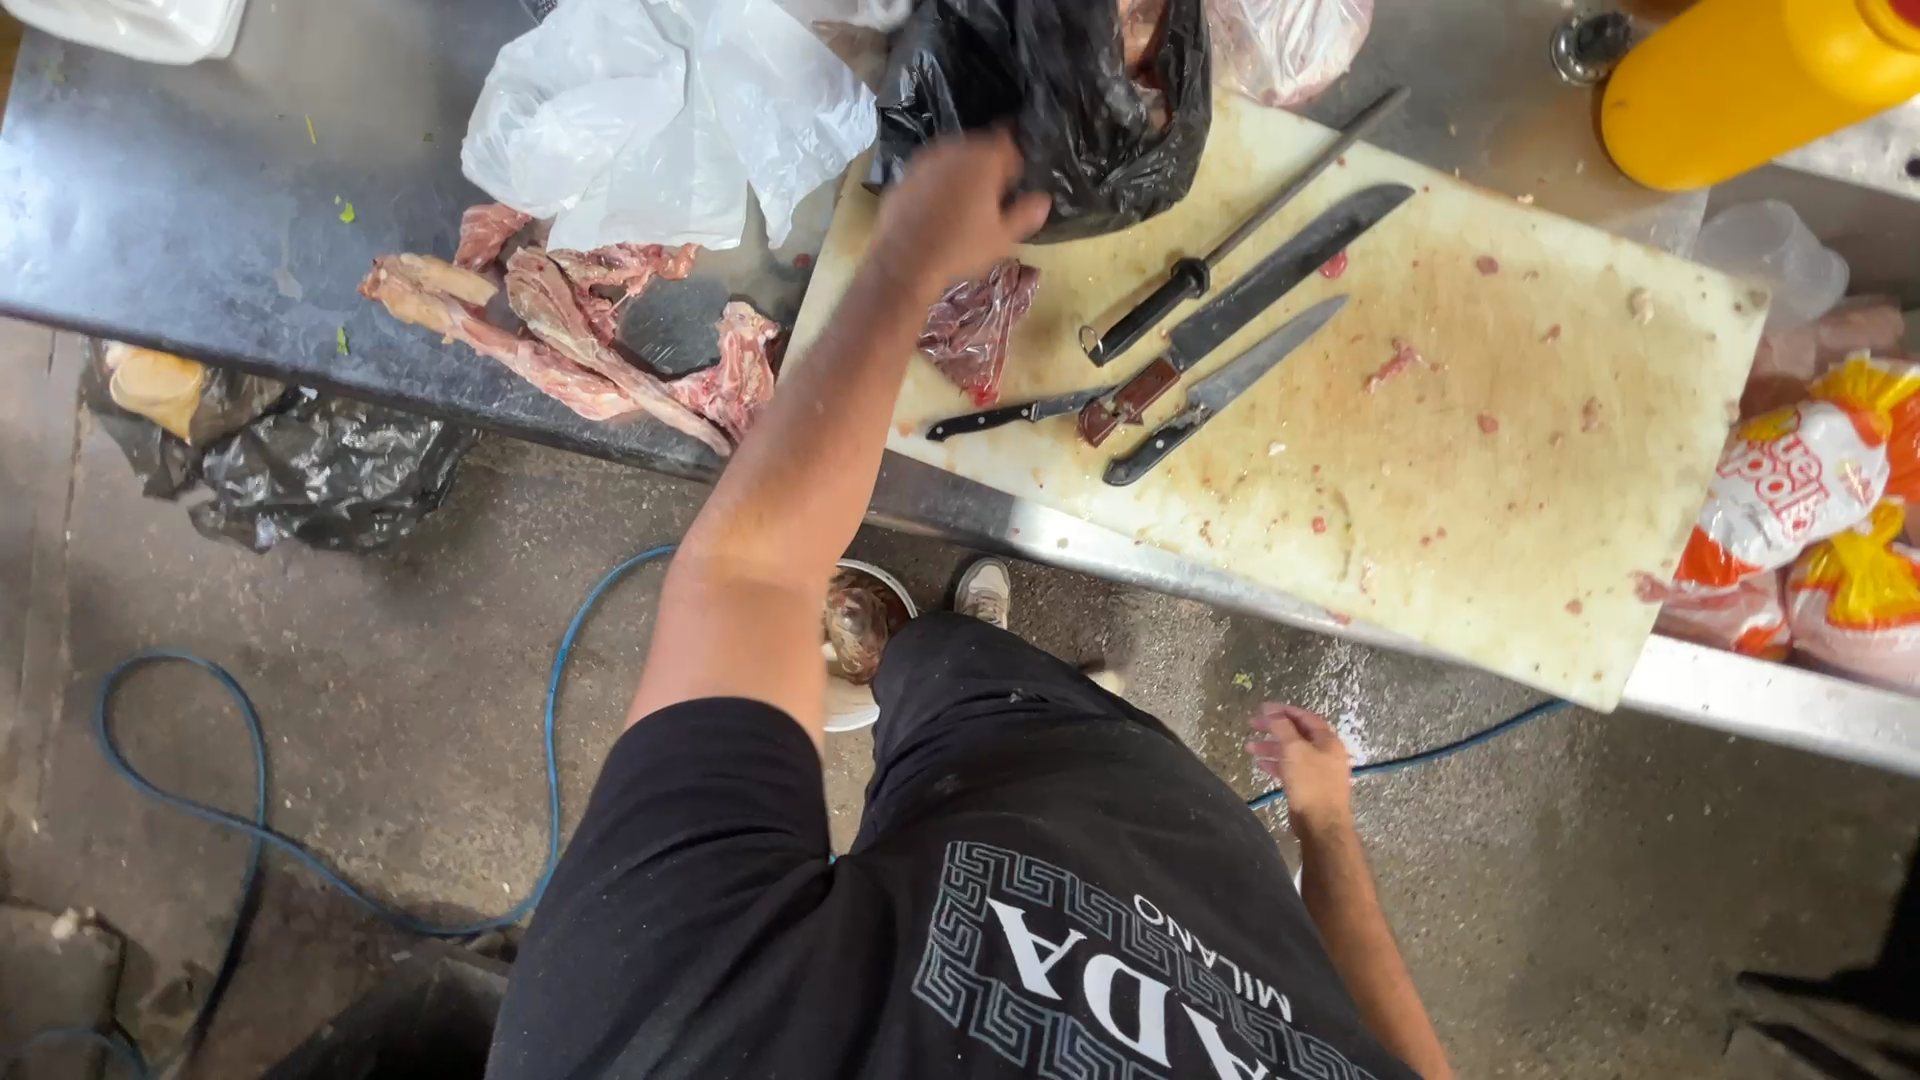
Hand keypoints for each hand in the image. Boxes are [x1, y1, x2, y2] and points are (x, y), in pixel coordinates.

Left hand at [869, 129, 1051, 295]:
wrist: (905, 262)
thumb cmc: (960, 250)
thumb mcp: (1002, 239)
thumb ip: (1025, 214)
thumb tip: (1043, 201)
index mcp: (985, 158)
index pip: (1010, 145)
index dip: (1015, 165)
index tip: (1015, 185)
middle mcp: (955, 149)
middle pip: (979, 150)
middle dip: (987, 169)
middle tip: (990, 200)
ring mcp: (925, 161)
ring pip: (953, 161)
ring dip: (961, 177)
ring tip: (964, 208)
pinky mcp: (904, 176)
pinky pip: (929, 176)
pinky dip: (936, 188)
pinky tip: (937, 215)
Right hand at [1246, 704, 1353, 839]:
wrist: (1322, 824)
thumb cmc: (1310, 782)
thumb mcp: (1294, 749)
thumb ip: (1282, 727)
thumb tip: (1271, 711)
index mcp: (1327, 741)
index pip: (1305, 717)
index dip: (1284, 710)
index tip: (1263, 708)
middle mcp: (1325, 753)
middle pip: (1296, 734)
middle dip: (1274, 728)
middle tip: (1253, 724)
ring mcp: (1317, 770)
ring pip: (1291, 752)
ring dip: (1270, 747)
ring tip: (1249, 747)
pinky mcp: (1309, 785)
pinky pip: (1290, 768)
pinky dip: (1275, 763)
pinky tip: (1260, 764)